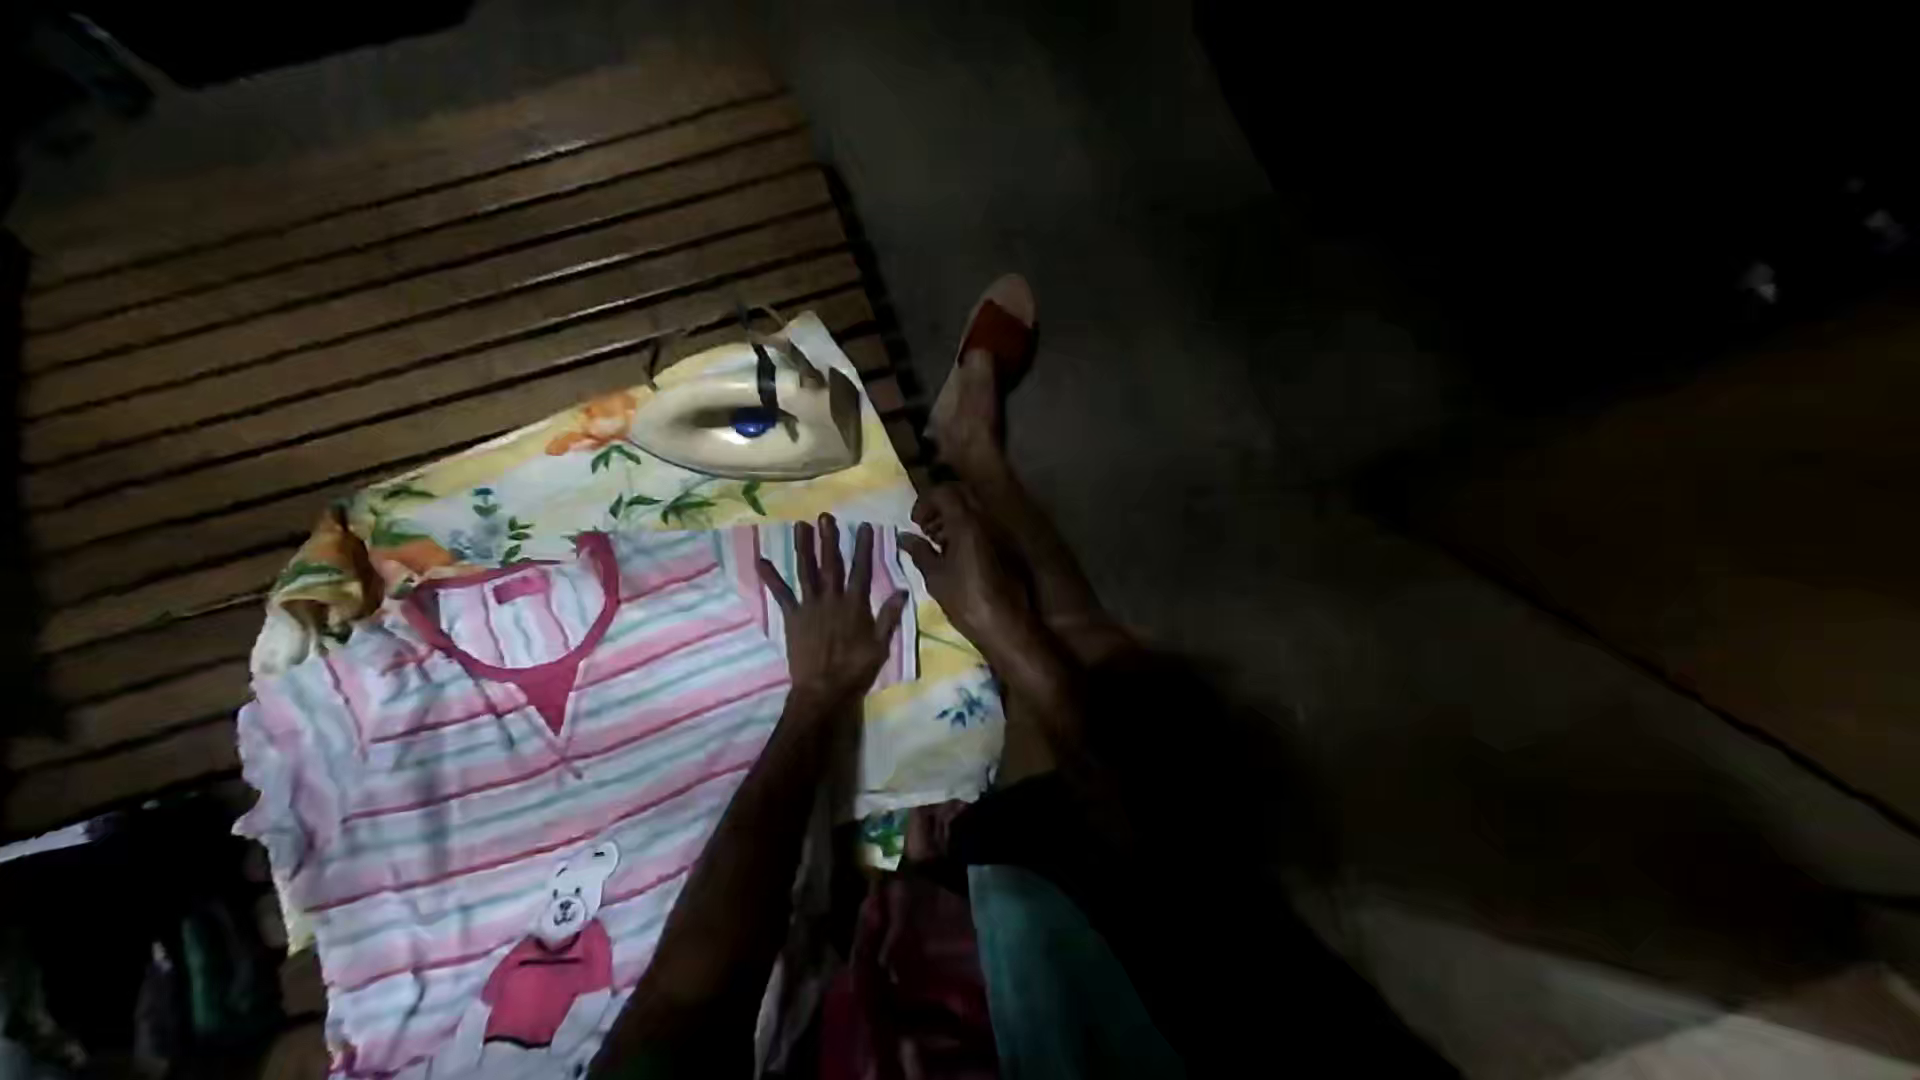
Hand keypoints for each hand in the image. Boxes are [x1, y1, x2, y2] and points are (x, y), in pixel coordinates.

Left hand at [758, 515, 908, 709]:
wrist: (824, 689)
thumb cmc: (856, 669)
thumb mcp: (881, 645)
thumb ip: (889, 616)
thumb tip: (903, 590)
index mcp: (855, 604)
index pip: (861, 569)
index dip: (864, 547)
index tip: (865, 527)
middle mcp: (832, 599)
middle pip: (831, 563)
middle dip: (829, 539)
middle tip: (826, 516)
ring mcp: (810, 606)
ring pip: (806, 571)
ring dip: (803, 547)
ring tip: (801, 526)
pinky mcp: (792, 617)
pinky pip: (781, 594)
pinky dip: (771, 578)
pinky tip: (761, 561)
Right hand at [898, 486, 1030, 650]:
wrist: (1004, 622)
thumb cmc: (965, 599)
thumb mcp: (934, 576)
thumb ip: (919, 551)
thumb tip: (904, 537)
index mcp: (966, 522)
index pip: (944, 492)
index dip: (925, 502)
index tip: (916, 522)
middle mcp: (985, 520)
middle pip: (961, 495)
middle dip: (939, 505)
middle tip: (926, 528)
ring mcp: (998, 532)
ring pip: (974, 509)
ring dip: (953, 517)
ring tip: (938, 543)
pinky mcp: (1005, 546)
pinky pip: (983, 525)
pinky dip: (966, 529)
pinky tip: (955, 554)